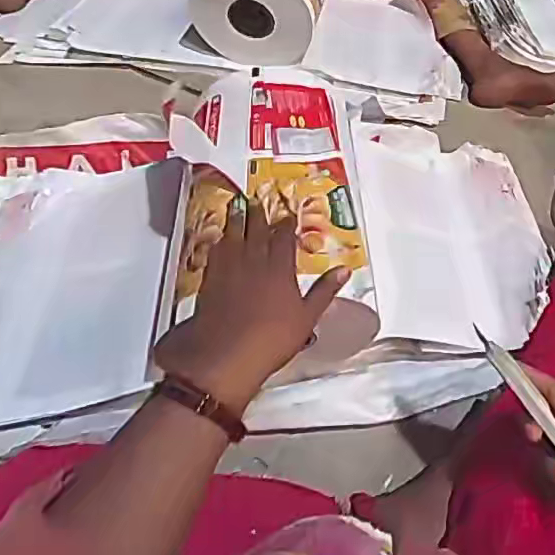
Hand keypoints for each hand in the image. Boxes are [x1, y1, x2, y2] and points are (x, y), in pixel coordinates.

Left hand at [153, 198, 348, 413]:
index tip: (288, 214)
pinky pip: (215, 251)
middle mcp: (254, 261)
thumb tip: (344, 270)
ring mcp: (230, 268)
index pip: (284, 237)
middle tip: (258, 199)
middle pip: (256, 229)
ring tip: (237, 205)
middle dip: (259, 213)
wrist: (226, 355)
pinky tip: (219, 238)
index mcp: (279, 268)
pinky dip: (219, 241)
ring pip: (233, 234)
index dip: (286, 223)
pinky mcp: (211, 279)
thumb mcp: (307, 317)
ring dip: (236, 218)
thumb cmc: (271, 339)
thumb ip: (325, 290)